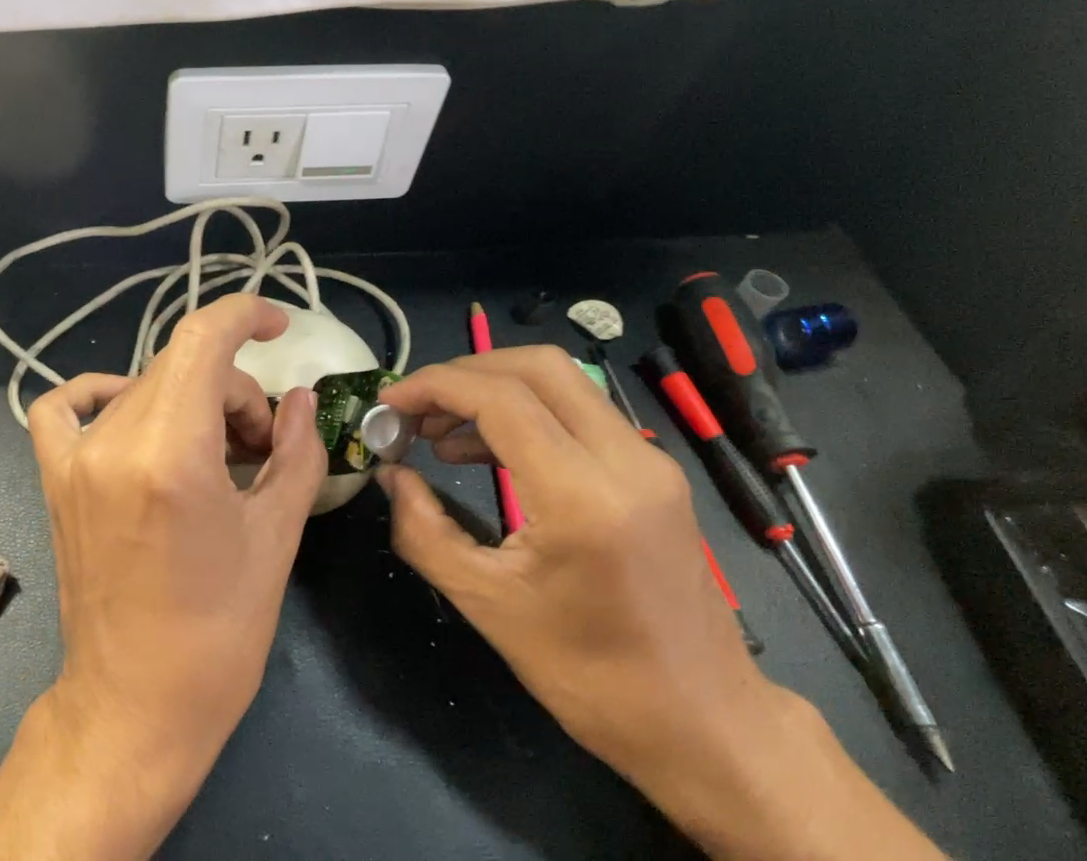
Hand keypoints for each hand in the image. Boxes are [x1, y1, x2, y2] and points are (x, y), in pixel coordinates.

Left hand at [0, 294, 325, 860]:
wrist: (136, 702)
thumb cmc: (220, 632)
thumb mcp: (276, 536)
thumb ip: (297, 452)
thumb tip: (299, 398)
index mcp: (173, 454)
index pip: (203, 341)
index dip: (245, 316)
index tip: (278, 326)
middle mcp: (114, 442)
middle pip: (182, 367)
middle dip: (235, 389)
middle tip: (262, 445)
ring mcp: (74, 460)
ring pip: (142, 385)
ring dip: (190, 399)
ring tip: (219, 452)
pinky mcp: (55, 480)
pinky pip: (66, 407)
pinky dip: (106, 393)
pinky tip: (136, 415)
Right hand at [375, 346, 765, 774]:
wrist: (700, 719)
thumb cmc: (588, 674)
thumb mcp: (486, 604)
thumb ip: (424, 530)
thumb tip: (389, 475)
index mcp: (583, 496)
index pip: (501, 398)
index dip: (434, 387)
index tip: (386, 402)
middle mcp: (626, 460)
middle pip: (537, 367)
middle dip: (463, 373)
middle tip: (412, 408)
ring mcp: (648, 462)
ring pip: (562, 384)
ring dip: (493, 391)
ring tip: (434, 432)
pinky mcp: (653, 474)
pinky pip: (580, 416)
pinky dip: (524, 415)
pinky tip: (480, 451)